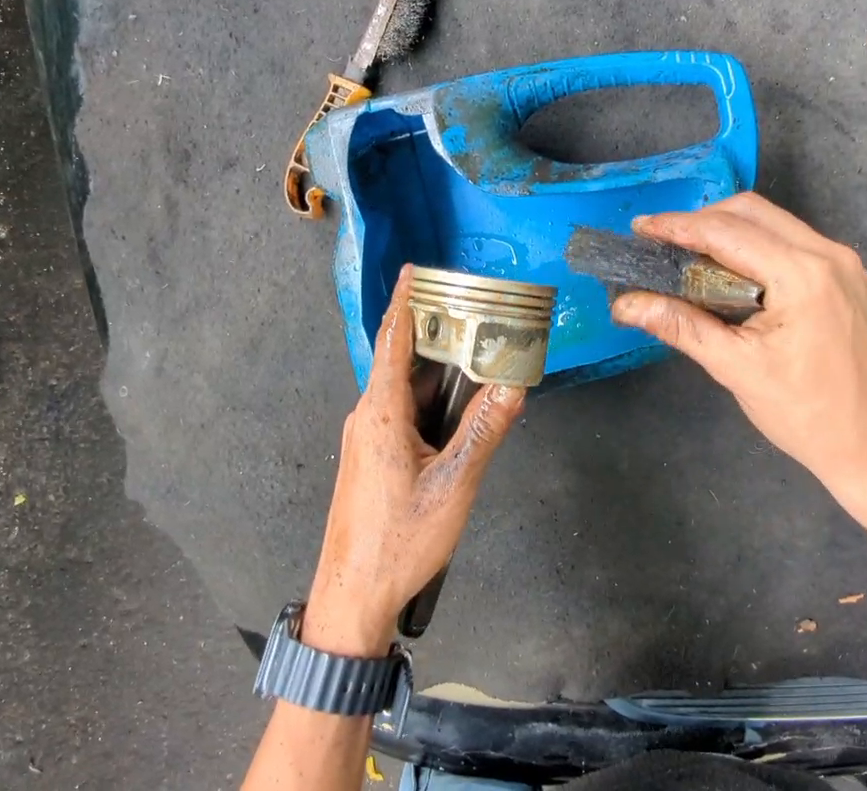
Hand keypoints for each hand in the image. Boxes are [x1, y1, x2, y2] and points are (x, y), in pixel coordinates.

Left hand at [303, 265, 527, 656]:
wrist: (353, 596)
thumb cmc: (401, 540)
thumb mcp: (454, 484)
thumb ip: (484, 431)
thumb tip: (513, 385)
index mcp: (381, 411)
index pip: (393, 339)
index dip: (405, 300)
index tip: (417, 269)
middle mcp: (367, 415)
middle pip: (404, 362)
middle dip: (440, 338)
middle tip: (480, 319)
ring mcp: (366, 438)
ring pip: (406, 392)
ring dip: (439, 377)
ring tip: (481, 364)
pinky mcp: (370, 458)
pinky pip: (402, 415)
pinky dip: (430, 405)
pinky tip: (458, 415)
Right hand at [609, 193, 866, 519]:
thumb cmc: (804, 414)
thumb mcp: (735, 368)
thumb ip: (680, 326)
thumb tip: (627, 303)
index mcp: (804, 275)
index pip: (728, 232)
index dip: (678, 226)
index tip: (640, 228)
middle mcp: (832, 256)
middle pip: (755, 213)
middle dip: (704, 221)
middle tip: (664, 243)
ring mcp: (850, 267)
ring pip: (779, 226)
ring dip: (733, 234)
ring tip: (693, 259)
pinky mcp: (855, 283)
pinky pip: (799, 247)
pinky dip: (762, 250)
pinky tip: (739, 279)